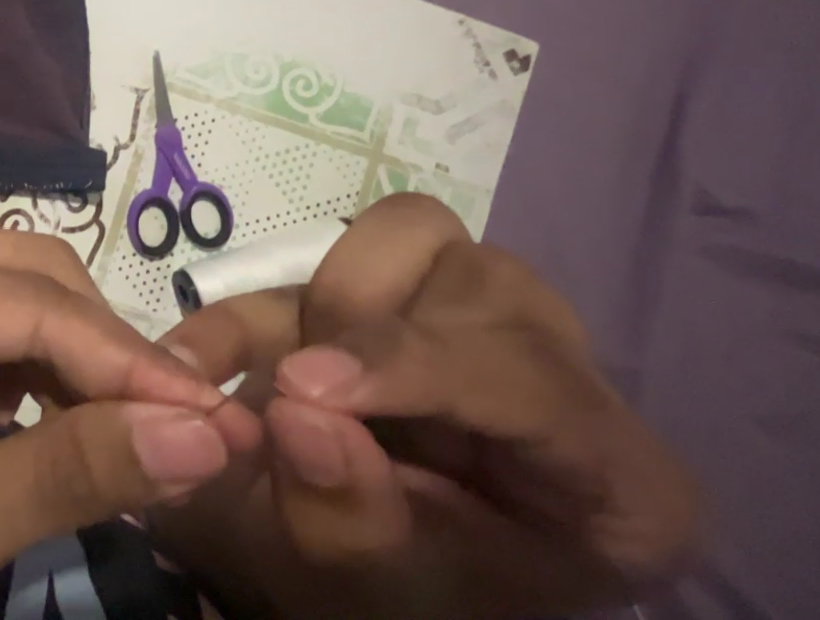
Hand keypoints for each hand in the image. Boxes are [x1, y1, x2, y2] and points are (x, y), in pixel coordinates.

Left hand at [0, 230, 259, 619]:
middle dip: (109, 350)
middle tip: (179, 430)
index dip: (123, 360)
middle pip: (30, 273)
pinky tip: (40, 407)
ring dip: (85, 348)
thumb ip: (63, 475)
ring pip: (27, 278)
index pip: (20, 305)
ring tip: (120, 427)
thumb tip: (201, 436)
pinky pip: (6, 297)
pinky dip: (48, 348)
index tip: (217, 420)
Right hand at [152, 194, 700, 619]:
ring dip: (314, 303)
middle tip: (281, 387)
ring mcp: (479, 318)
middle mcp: (555, 370)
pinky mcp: (398, 297)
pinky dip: (261, 299)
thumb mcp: (367, 587)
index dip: (409, 367)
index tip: (298, 386)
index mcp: (611, 476)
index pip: (526, 380)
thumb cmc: (391, 595)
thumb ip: (343, 513)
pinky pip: (332, 251)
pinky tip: (209, 354)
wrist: (354, 575)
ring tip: (268, 378)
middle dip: (355, 322)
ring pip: (407, 235)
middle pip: (470, 276)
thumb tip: (294, 407)